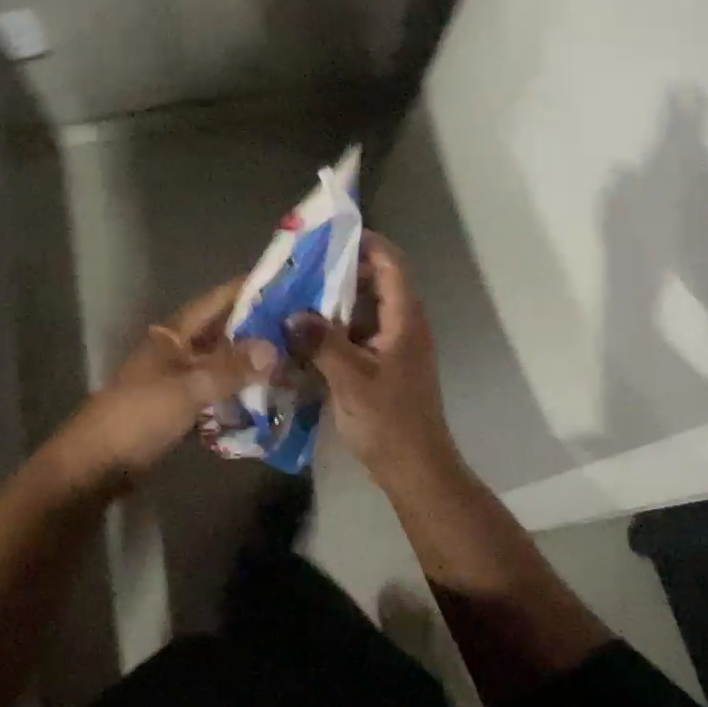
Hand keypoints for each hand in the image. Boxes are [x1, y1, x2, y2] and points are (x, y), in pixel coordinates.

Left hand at [54, 279, 277, 486]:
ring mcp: (177, 381)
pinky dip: (238, 395)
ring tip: (294, 363)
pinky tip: (268, 400)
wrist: (96, 464)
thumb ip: (231, 368)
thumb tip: (275, 347)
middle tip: (302, 329)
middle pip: (222, 333)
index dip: (248, 289)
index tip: (287, 282)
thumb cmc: (139, 416)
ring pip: (221, 365)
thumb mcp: (188, 388)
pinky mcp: (178, 410)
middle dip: (258, 329)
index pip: (216, 301)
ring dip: (251, 365)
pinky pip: (216, 395)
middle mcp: (176, 351)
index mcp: (173, 334)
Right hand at [287, 232, 460, 485]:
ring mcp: (393, 346)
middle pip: (376, 281)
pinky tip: (303, 333)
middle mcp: (403, 325)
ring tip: (295, 293)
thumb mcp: (351, 379)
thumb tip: (292, 313)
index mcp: (405, 319)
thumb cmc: (390, 421)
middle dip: (340, 270)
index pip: (391, 263)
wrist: (415, 470)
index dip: (365, 243)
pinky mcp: (382, 366)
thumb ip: (321, 341)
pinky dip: (334, 327)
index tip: (327, 236)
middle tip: (300, 265)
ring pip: (364, 308)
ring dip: (334, 300)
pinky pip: (358, 333)